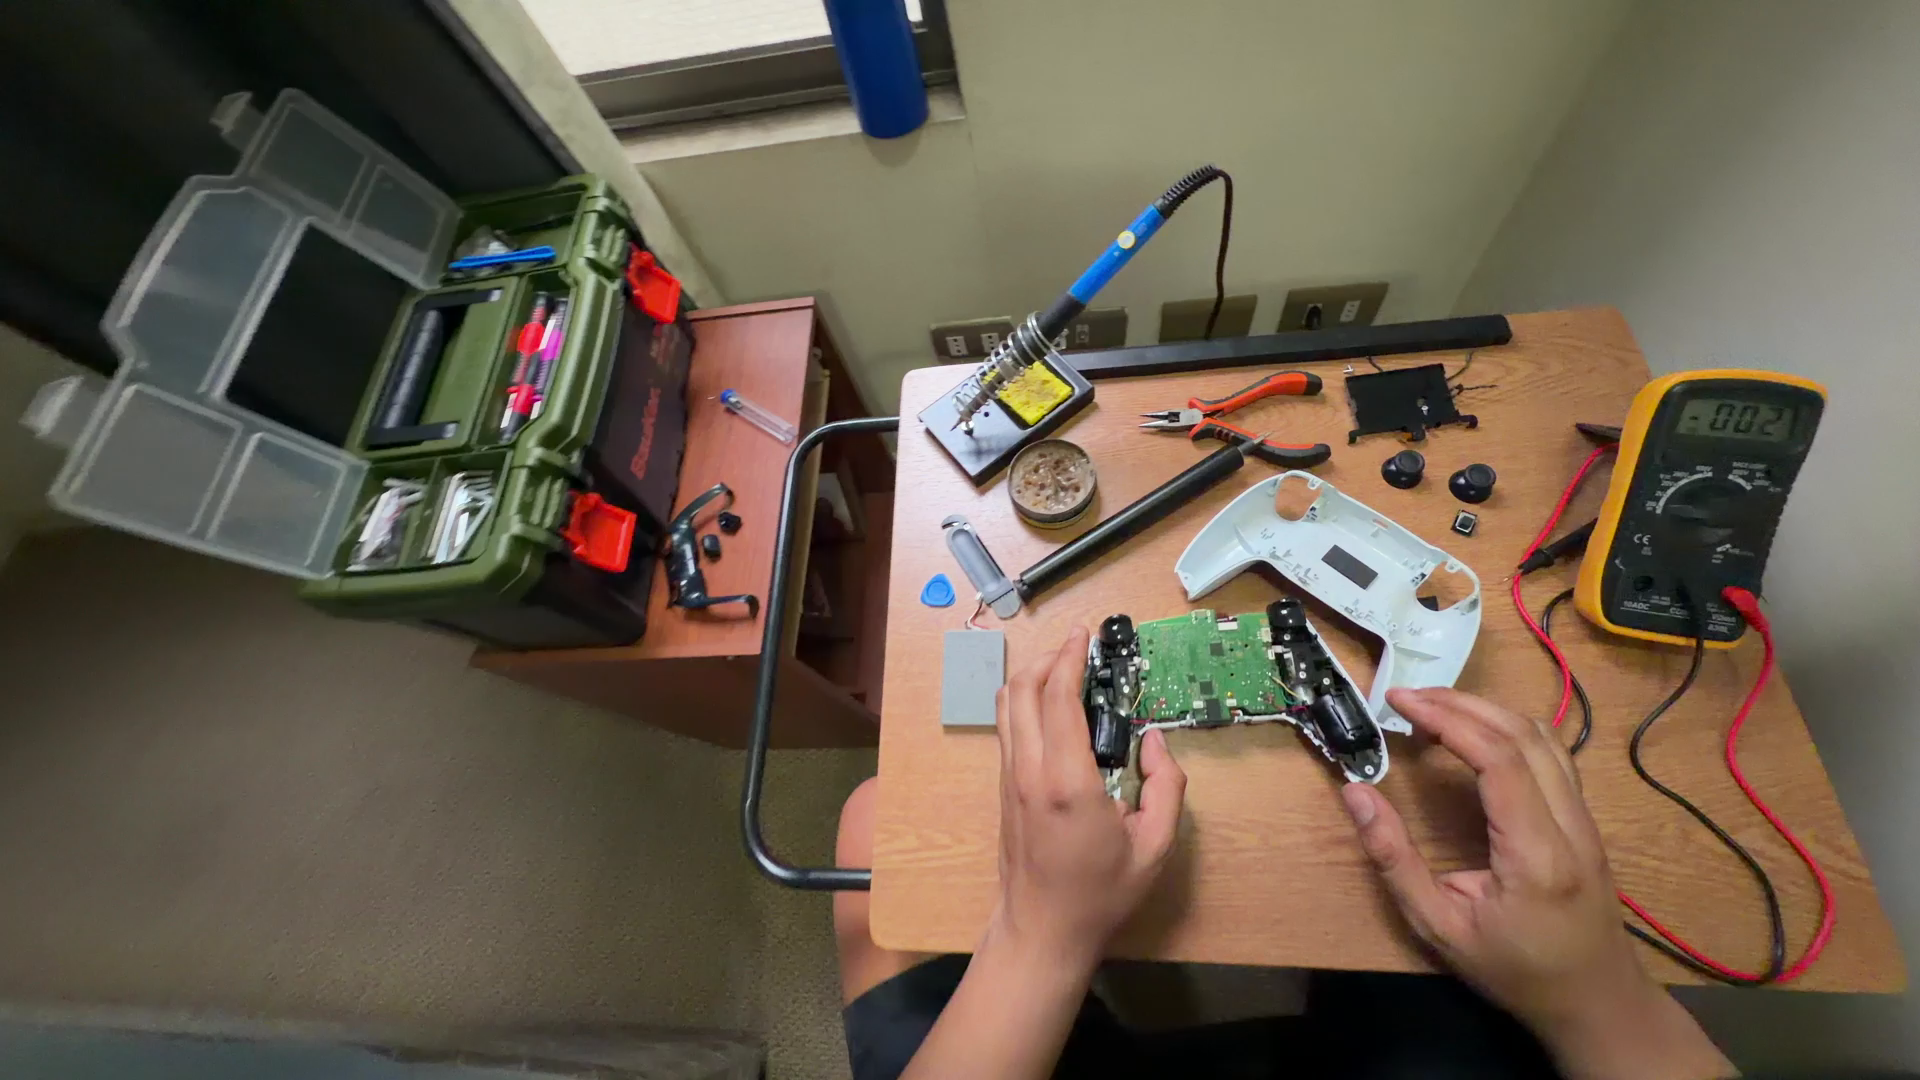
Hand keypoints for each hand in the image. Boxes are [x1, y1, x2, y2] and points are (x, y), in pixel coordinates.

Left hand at [990, 626, 1186, 970]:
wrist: (1040, 930)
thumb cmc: (1100, 894)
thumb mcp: (1154, 847)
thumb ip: (1167, 787)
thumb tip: (1154, 741)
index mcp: (1067, 780)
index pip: (1059, 699)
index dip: (1069, 658)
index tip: (1083, 634)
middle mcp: (1028, 768)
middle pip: (1021, 689)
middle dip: (1048, 657)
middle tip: (1076, 645)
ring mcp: (1008, 775)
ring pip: (1006, 704)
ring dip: (1030, 675)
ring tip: (1062, 666)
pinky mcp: (1002, 784)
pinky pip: (1007, 726)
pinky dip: (1022, 699)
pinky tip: (1047, 702)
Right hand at [1342, 688, 1733, 1079]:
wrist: (1599, 1005)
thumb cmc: (1514, 970)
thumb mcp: (1437, 926)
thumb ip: (1392, 858)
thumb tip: (1355, 792)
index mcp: (1536, 853)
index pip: (1498, 759)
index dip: (1446, 718)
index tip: (1397, 701)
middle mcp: (1572, 826)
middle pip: (1523, 734)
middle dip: (1459, 703)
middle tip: (1405, 698)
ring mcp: (1587, 820)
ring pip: (1544, 737)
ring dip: (1485, 710)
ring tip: (1432, 708)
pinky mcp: (1585, 820)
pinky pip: (1551, 753)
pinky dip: (1506, 728)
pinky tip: (1471, 733)